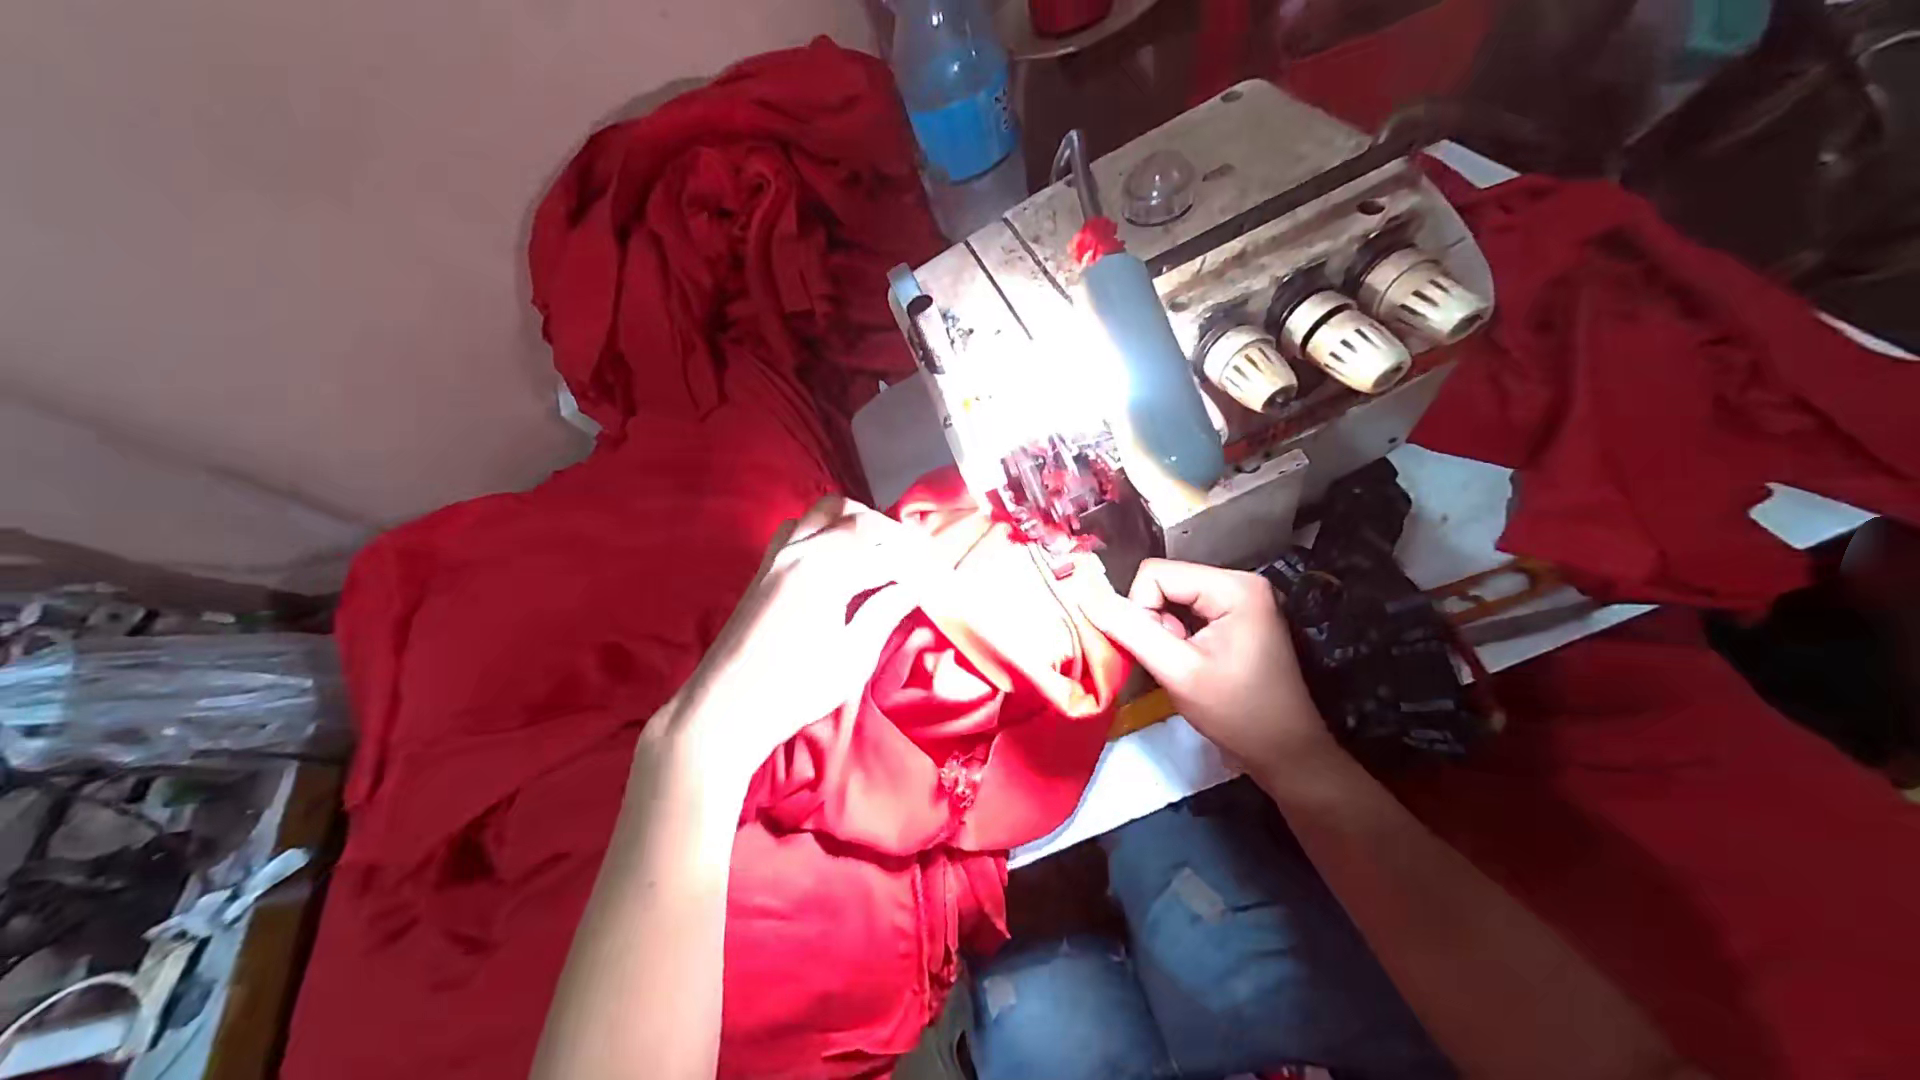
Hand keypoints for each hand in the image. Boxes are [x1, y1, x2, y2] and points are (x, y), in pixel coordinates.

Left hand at [645, 496, 931, 791]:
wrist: (723, 711)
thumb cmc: (793, 692)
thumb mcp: (851, 657)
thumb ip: (883, 612)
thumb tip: (911, 588)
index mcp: (825, 571)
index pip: (884, 550)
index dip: (917, 559)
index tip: (937, 572)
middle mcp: (800, 551)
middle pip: (856, 517)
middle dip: (891, 533)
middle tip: (914, 559)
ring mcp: (777, 555)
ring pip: (824, 511)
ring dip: (857, 521)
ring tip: (879, 551)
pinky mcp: (763, 567)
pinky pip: (798, 525)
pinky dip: (824, 527)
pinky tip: (836, 554)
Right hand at [1080, 558, 1337, 778]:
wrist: (1286, 752)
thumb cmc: (1237, 714)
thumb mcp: (1178, 673)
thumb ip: (1131, 631)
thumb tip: (1086, 597)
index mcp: (1233, 586)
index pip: (1156, 574)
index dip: (1140, 610)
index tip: (1154, 650)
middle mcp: (1238, 581)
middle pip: (1163, 582)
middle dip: (1153, 621)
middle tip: (1170, 660)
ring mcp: (1239, 598)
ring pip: (1170, 597)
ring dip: (1163, 631)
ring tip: (1182, 664)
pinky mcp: (1235, 615)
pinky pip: (1185, 610)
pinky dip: (1176, 635)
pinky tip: (1190, 662)